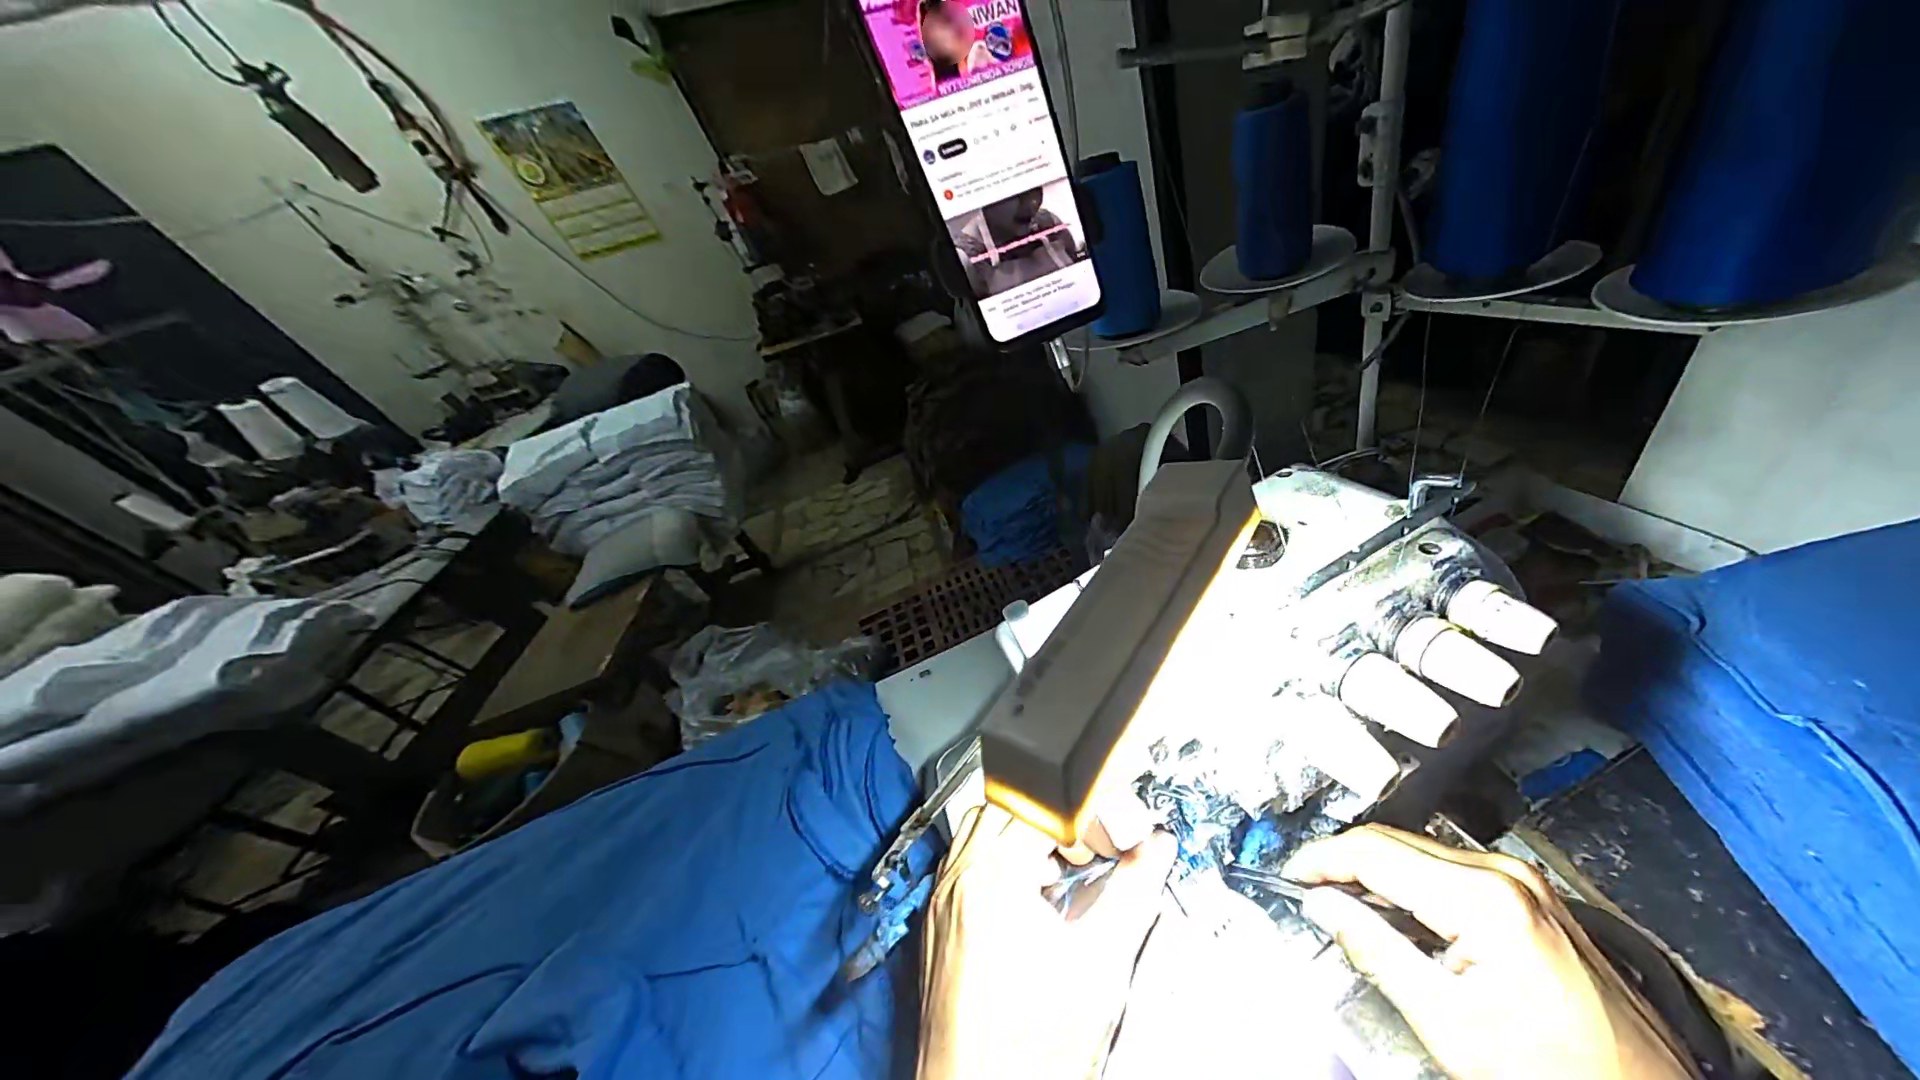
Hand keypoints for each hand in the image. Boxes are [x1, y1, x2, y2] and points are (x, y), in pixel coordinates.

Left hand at [917, 800, 1176, 1079]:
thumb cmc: (1027, 1054)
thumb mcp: (1100, 963)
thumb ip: (1133, 892)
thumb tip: (1154, 850)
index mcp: (993, 878)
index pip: (1043, 806)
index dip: (1085, 819)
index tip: (1109, 839)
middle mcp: (958, 879)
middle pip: (1010, 805)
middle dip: (1056, 823)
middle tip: (1088, 853)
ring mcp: (943, 897)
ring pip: (982, 823)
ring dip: (1024, 834)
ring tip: (1058, 872)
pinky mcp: (938, 919)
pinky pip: (966, 857)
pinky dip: (998, 857)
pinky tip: (1027, 896)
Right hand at [1285, 825, 1695, 1079]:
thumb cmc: (1564, 1077)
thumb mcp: (1447, 1021)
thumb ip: (1373, 949)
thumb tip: (1324, 906)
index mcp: (1484, 898)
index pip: (1371, 851)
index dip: (1319, 860)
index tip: (1292, 875)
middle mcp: (1506, 875)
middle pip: (1391, 842)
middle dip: (1342, 864)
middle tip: (1310, 892)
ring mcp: (1522, 882)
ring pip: (1415, 851)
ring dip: (1374, 873)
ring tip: (1346, 906)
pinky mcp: (1530, 895)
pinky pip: (1446, 870)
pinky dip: (1409, 884)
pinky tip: (1397, 916)